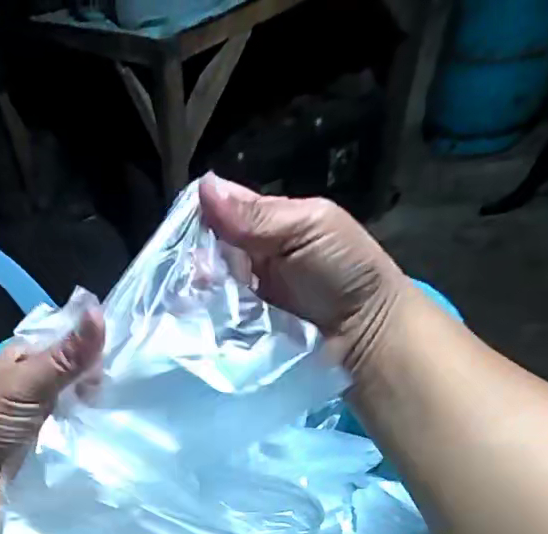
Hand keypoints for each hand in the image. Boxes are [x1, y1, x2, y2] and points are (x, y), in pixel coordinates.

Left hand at [0, 299, 104, 501]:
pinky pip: (88, 412)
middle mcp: (40, 372)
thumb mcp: (29, 384)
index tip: (108, 355)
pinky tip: (108, 416)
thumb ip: (65, 355)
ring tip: (111, 402)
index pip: (68, 331)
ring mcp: (53, 401)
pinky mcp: (63, 428)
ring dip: (100, 393)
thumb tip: (98, 311)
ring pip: (87, 386)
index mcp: (25, 352)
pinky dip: (98, 413)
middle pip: (81, 359)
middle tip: (105, 386)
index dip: (90, 338)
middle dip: (96, 369)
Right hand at [197, 174, 414, 377]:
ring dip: (196, 287)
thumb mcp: (308, 228)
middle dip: (194, 256)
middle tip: (186, 268)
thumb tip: (204, 187)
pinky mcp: (244, 329)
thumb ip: (257, 214)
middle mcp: (251, 256)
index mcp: (268, 222)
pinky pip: (217, 317)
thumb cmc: (345, 271)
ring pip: (208, 285)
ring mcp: (246, 295)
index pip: (221, 211)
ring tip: (186, 292)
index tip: (181, 229)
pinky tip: (195, 313)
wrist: (366, 332)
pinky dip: (206, 314)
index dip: (200, 216)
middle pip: (209, 250)